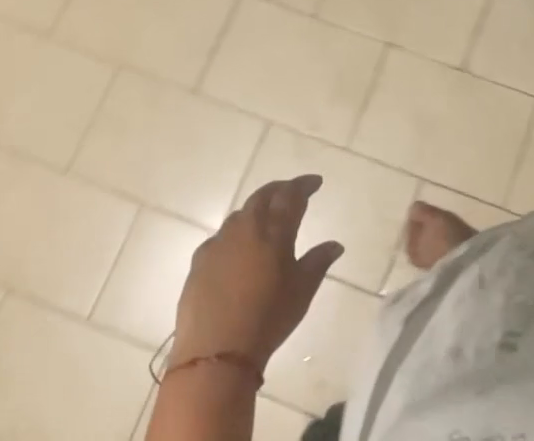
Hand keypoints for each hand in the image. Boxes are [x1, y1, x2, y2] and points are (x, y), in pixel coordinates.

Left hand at [172, 174, 342, 371]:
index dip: (304, 185)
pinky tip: (238, 250)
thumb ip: (318, 262)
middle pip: (262, 196)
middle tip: (292, 192)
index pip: (291, 196)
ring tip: (266, 219)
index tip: (315, 182)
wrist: (216, 351)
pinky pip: (220, 237)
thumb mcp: (302, 291)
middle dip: (279, 189)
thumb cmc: (268, 318)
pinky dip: (235, 234)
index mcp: (274, 232)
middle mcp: (245, 229)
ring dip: (256, 210)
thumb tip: (335, 245)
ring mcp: (218, 244)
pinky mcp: (199, 262)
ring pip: (239, 215)